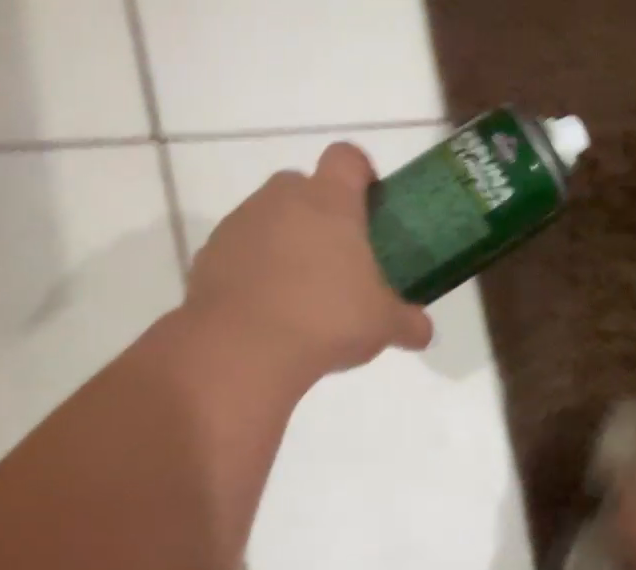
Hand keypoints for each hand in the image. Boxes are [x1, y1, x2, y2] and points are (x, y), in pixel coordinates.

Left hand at [186, 142, 431, 375]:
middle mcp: (283, 198)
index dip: (362, 173)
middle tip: (342, 257)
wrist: (245, 345)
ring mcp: (242, 222)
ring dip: (290, 241)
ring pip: (271, 216)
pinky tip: (275, 307)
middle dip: (323, 212)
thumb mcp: (385, 325)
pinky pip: (244, 249)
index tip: (373, 203)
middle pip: (304, 185)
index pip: (347, 158)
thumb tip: (423, 330)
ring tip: (307, 291)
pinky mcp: (212, 251)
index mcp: (331, 203)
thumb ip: (410, 323)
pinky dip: (260, 268)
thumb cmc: (329, 318)